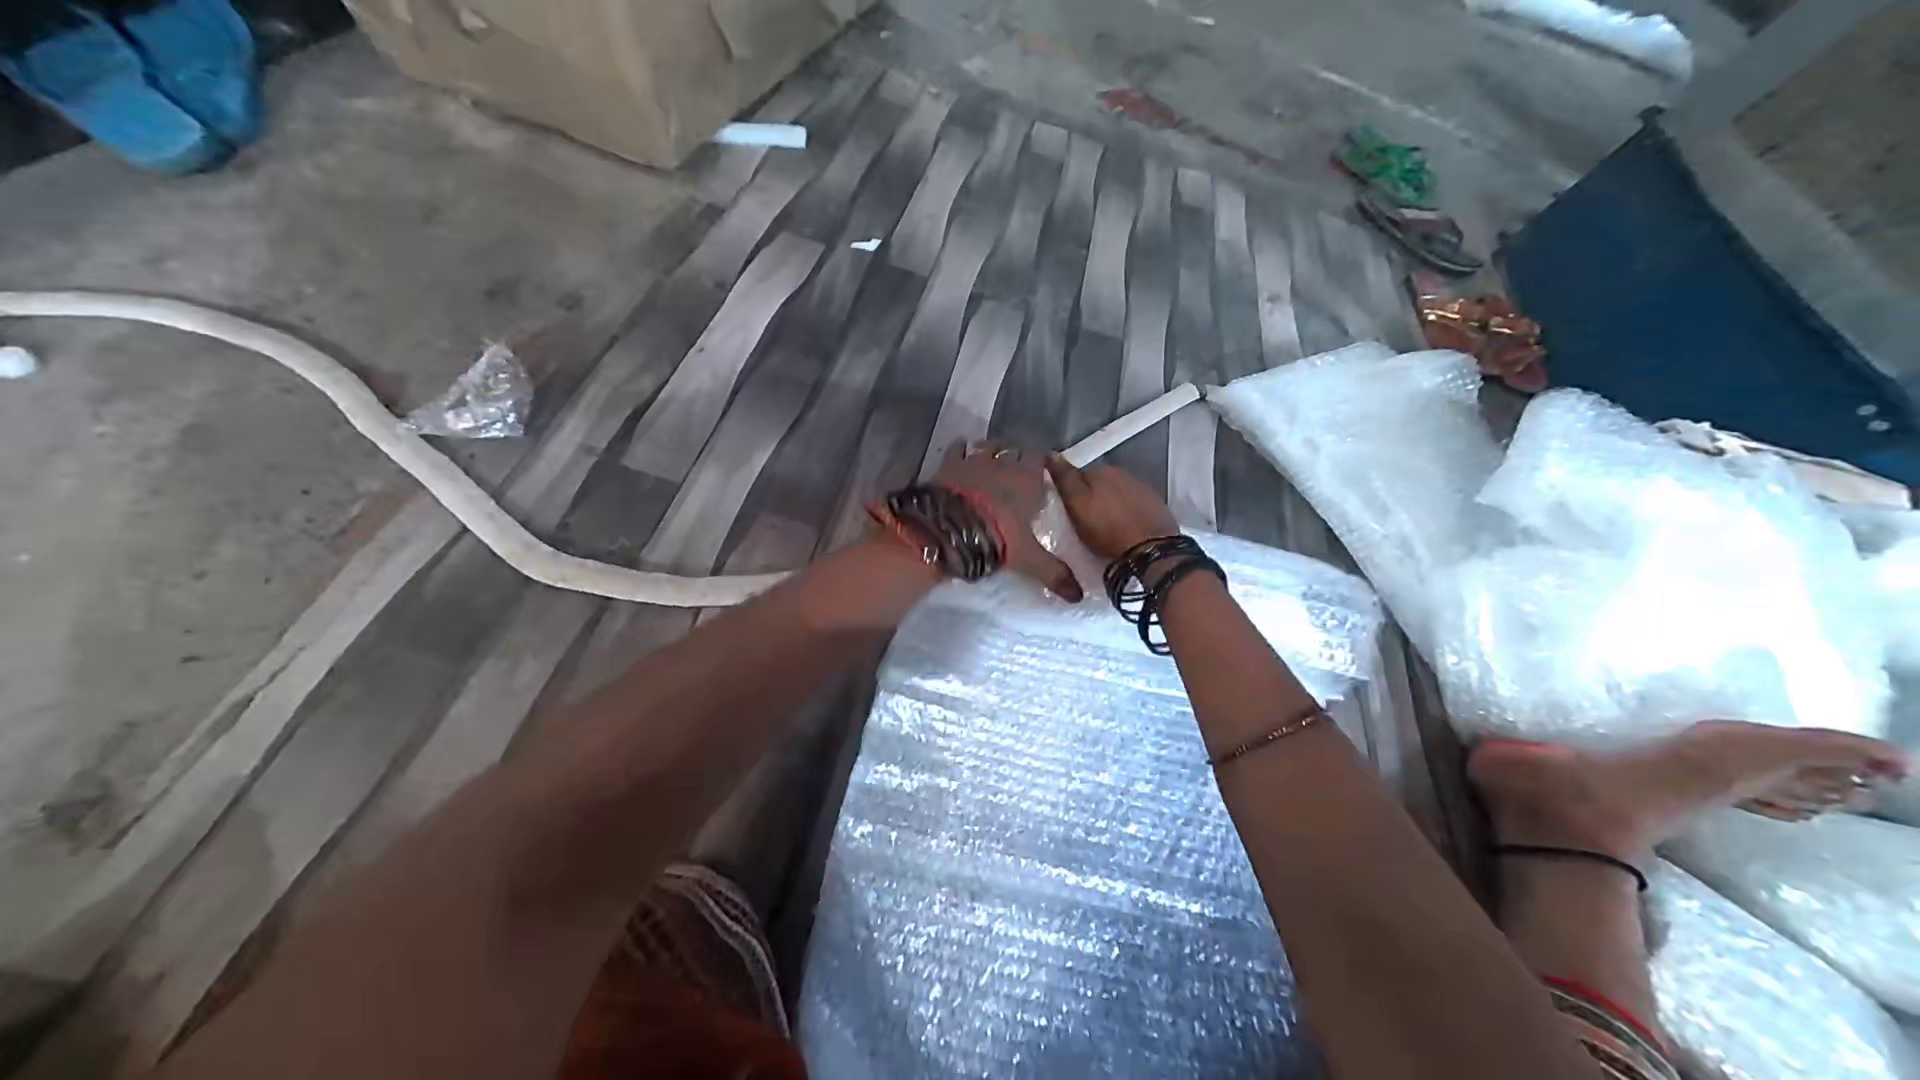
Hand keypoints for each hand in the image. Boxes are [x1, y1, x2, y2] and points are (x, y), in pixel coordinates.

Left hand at [931, 440, 1083, 601]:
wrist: (952, 529)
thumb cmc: (998, 539)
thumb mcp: (1029, 560)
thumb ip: (1054, 573)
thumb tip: (1079, 596)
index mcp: (1028, 481)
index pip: (1039, 458)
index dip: (1039, 462)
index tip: (1040, 468)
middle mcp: (1003, 465)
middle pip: (1013, 449)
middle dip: (1015, 454)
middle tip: (1014, 466)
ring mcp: (975, 462)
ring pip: (986, 445)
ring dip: (989, 449)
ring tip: (988, 460)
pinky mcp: (949, 465)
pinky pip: (957, 449)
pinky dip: (959, 450)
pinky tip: (959, 455)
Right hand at [1044, 454, 1178, 559]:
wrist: (1150, 551)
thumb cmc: (1106, 530)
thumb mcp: (1076, 506)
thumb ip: (1065, 479)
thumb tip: (1051, 453)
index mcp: (1100, 471)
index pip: (1078, 474)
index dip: (1071, 491)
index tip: (1068, 507)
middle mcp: (1122, 473)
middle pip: (1100, 481)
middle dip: (1093, 494)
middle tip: (1086, 517)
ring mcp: (1142, 487)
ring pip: (1118, 490)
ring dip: (1111, 501)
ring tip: (1106, 523)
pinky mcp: (1156, 503)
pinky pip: (1134, 501)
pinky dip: (1127, 509)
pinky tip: (1125, 524)